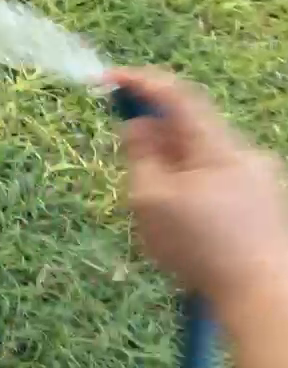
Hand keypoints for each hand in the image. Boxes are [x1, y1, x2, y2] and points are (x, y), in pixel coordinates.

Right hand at [110, 68, 287, 304]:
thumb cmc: (198, 243)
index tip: (103, 78)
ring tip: (150, 208)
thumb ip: (141, 155)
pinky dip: (181, 182)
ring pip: (196, 154)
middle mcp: (245, 153)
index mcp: (219, 149)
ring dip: (164, 165)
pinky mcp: (258, 196)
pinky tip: (174, 219)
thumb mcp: (150, 198)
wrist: (263, 289)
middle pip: (188, 128)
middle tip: (121, 161)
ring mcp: (257, 175)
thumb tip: (137, 124)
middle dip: (150, 135)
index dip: (141, 82)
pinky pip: (209, 175)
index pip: (179, 98)